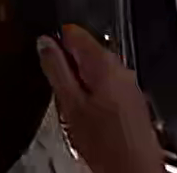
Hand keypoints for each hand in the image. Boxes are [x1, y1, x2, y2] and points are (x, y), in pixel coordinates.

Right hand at [38, 25, 165, 172]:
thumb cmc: (106, 146)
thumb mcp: (70, 104)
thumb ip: (55, 68)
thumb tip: (44, 42)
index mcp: (103, 61)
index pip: (71, 31)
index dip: (56, 44)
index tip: (50, 63)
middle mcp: (119, 67)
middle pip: (83, 50)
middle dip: (69, 68)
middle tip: (63, 94)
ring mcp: (129, 84)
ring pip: (94, 70)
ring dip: (81, 84)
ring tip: (77, 110)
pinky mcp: (133, 101)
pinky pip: (107, 86)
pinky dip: (96, 96)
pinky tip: (93, 120)